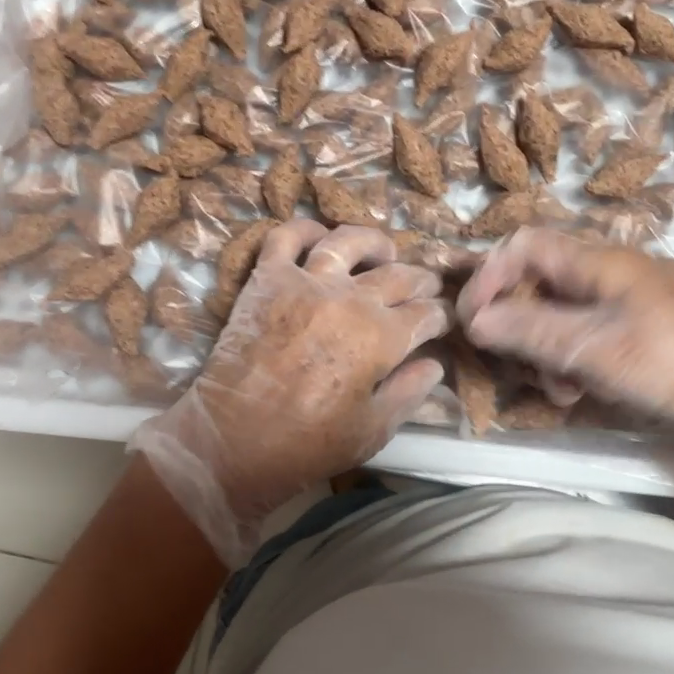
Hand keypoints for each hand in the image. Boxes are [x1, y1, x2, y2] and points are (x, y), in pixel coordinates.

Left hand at [132, 219, 449, 563]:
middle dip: (420, 280)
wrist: (234, 440)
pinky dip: (304, 229)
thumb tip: (433, 365)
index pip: (425, 314)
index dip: (439, 316)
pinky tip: (319, 238)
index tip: (440, 321)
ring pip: (348, 241)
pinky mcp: (267, 278)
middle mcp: (350, 298)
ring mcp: (306, 282)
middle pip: (398, 275)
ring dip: (373, 243)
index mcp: (381, 337)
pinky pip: (286, 237)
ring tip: (383, 251)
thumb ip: (409, 392)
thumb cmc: (308, 444)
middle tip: (425, 286)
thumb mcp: (373, 430)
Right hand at [456, 228, 673, 427]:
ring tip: (560, 390)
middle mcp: (606, 269)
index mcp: (595, 261)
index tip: (472, 319)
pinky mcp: (640, 323)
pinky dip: (574, 357)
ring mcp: (625, 296)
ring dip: (546, 349)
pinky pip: (587, 330)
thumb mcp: (594, 349)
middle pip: (536, 282)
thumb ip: (530, 331)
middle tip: (518, 366)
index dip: (489, 275)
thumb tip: (473, 319)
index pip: (521, 245)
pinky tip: (583, 390)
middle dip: (519, 325)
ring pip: (560, 312)